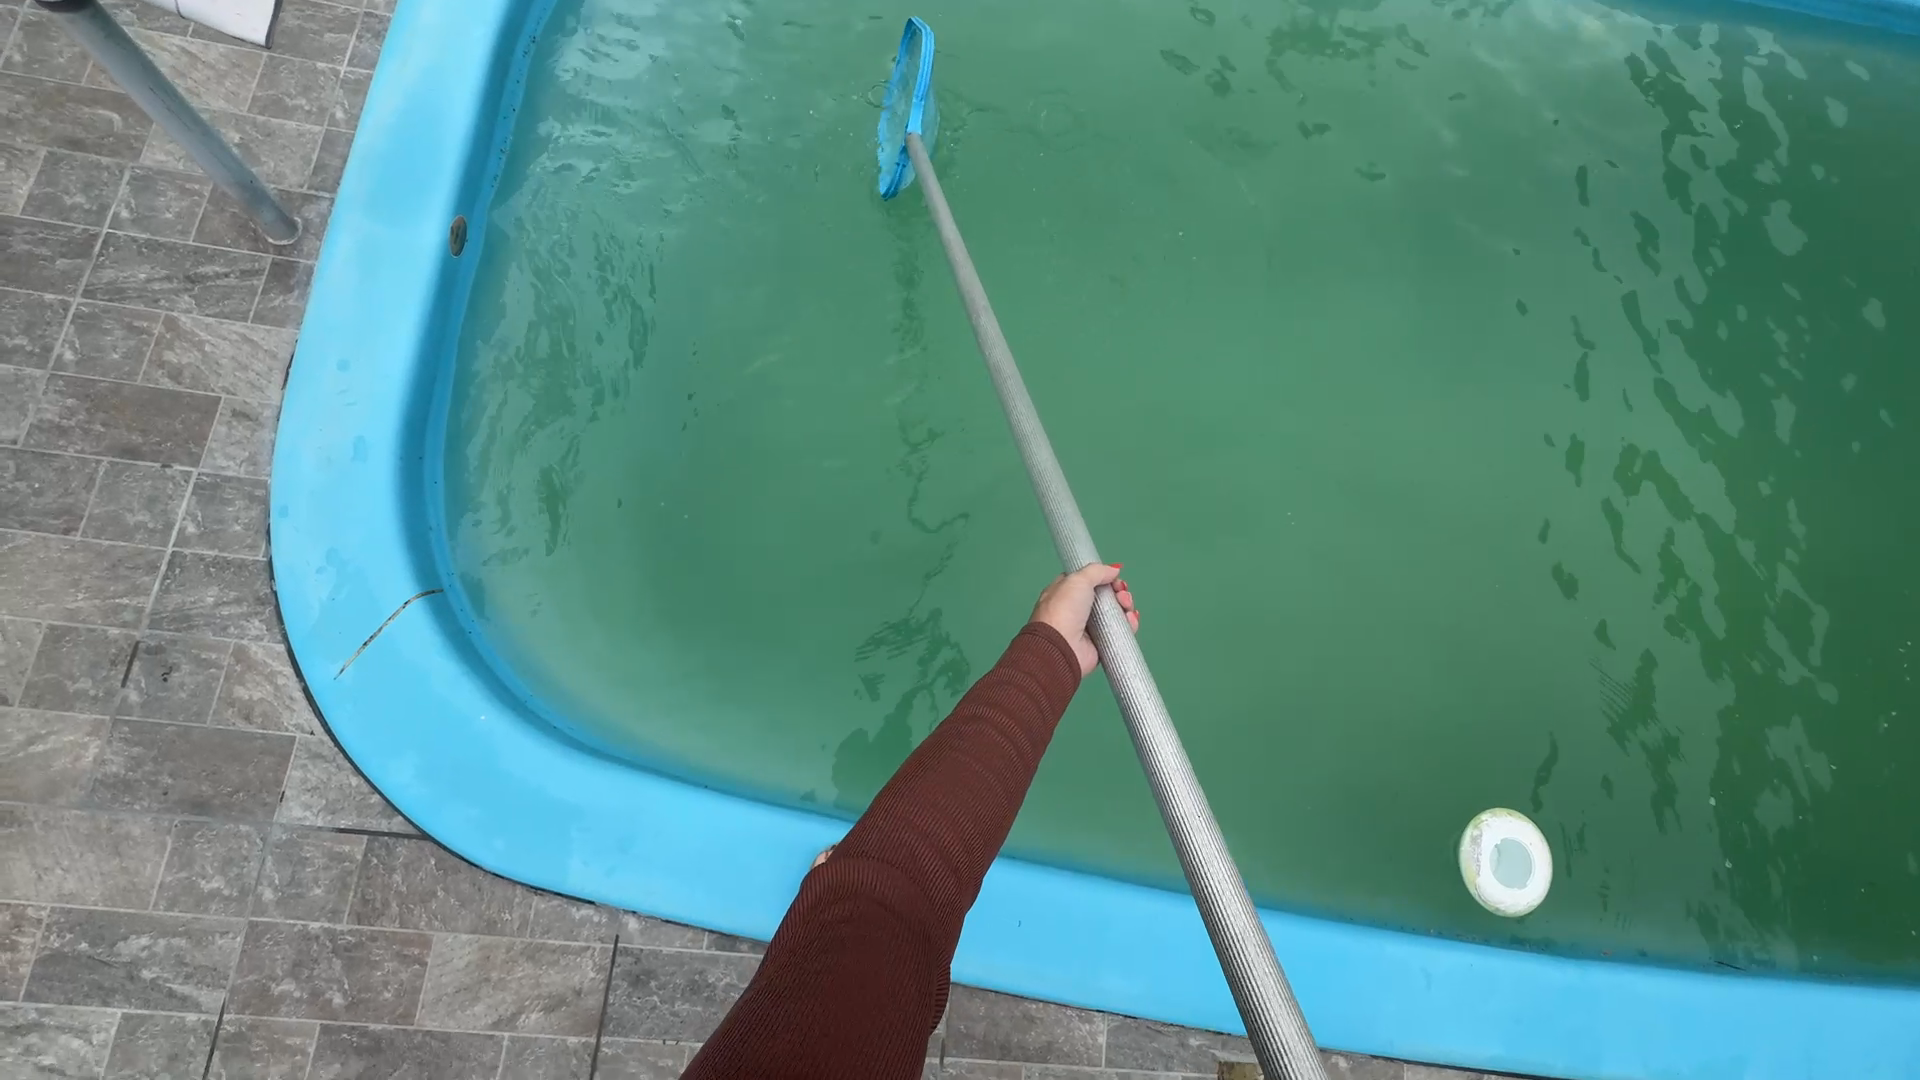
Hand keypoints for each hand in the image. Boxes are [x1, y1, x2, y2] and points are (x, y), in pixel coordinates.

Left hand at [1031, 562, 1139, 676]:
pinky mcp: (1101, 642)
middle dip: (1118, 592)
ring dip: (1125, 606)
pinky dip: (1129, 624)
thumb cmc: (1063, 611)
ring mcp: (1090, 627)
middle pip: (1106, 595)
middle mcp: (1077, 609)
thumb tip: (1114, 569)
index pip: (1089, 580)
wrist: (1061, 647)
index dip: (1104, 577)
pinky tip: (1130, 619)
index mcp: (1066, 592)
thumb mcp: (1077, 580)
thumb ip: (1097, 571)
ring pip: (1116, 612)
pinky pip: (1121, 630)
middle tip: (1121, 593)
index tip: (1114, 577)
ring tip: (1126, 606)